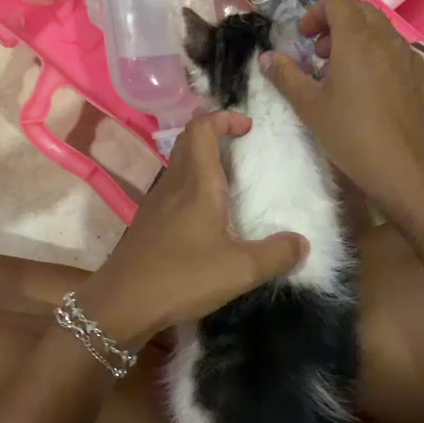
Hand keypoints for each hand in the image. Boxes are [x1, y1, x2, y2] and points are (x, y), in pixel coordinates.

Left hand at [78, 111, 307, 347]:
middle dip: (214, 134)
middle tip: (240, 147)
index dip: (223, 118)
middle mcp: (174, 184)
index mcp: (197, 183)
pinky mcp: (148, 222)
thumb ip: (276, 254)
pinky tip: (207, 217)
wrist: (122, 303)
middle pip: (188, 141)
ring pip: (179, 164)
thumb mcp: (240, 270)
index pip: (202, 128)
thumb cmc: (182, 277)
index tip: (247, 127)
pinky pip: (173, 189)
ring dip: (202, 161)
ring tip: (230, 182)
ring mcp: (157, 202)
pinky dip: (192, 186)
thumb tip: (301, 243)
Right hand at [262, 0, 423, 224]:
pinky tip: (362, 86)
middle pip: (360, 10)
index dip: (315, 13)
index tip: (302, 39)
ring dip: (354, 37)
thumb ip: (286, 76)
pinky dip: (373, 52)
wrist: (406, 169)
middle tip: (316, 53)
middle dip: (334, 23)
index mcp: (357, 39)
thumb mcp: (309, 105)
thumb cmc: (351, 133)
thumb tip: (266, 57)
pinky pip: (392, 48)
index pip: (337, 2)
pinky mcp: (416, 75)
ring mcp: (406, 56)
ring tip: (336, 71)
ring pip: (378, 28)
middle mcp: (386, 38)